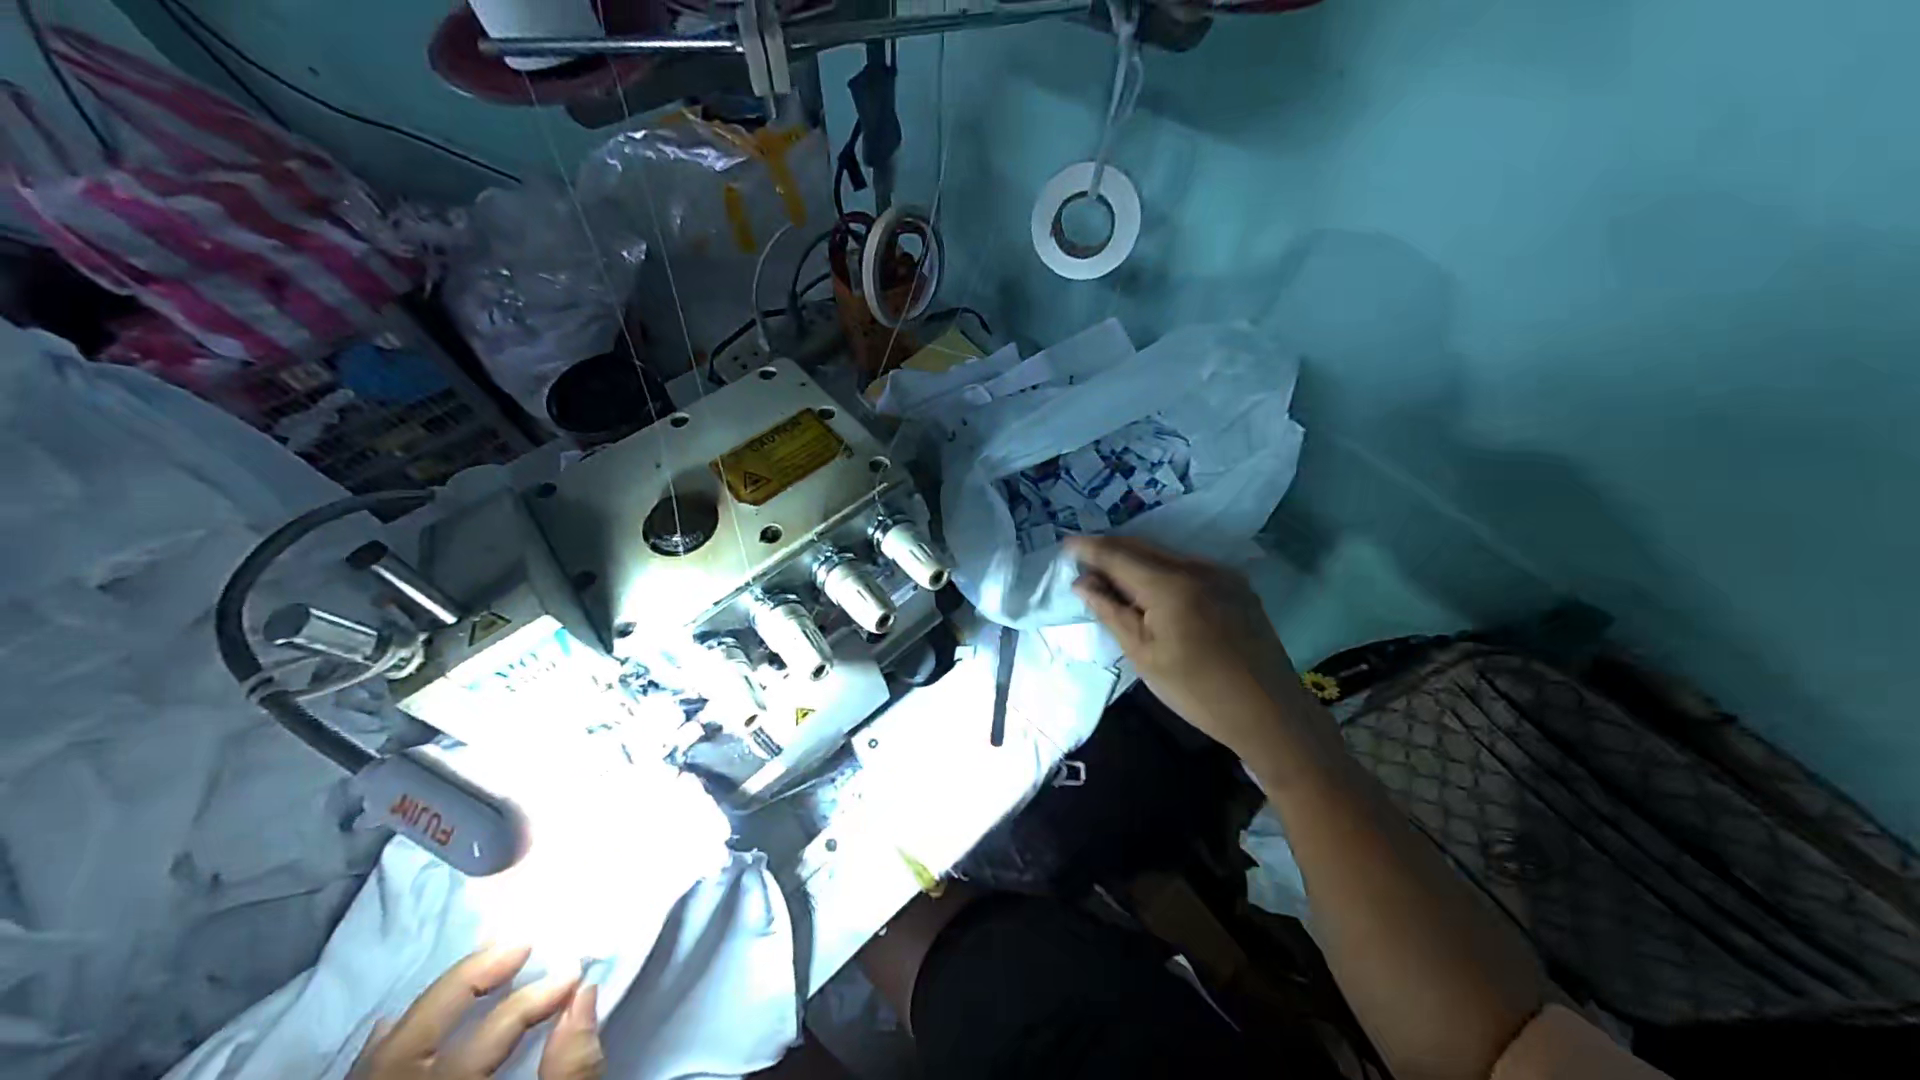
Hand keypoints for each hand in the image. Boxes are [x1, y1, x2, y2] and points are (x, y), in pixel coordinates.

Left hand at [350, 944, 603, 1079]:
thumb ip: (570, 1072)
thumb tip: (584, 995)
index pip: (482, 1043)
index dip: (531, 1002)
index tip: (574, 973)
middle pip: (413, 1041)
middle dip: (468, 982)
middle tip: (521, 944)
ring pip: (382, 1056)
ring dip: (432, 1006)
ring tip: (482, 967)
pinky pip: (363, 1075)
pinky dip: (386, 1044)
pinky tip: (398, 1021)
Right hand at [1067, 536, 1313, 755]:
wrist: (1268, 712)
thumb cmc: (1196, 691)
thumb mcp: (1143, 655)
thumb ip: (1110, 611)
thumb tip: (1082, 582)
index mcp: (1170, 585)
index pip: (1118, 555)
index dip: (1089, 548)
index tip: (1065, 544)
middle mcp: (1197, 567)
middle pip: (1142, 547)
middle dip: (1109, 550)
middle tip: (1082, 561)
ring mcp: (1220, 573)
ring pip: (1165, 555)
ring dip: (1134, 560)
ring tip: (1111, 576)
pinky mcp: (1235, 585)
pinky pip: (1187, 566)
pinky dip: (1160, 570)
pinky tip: (1150, 589)